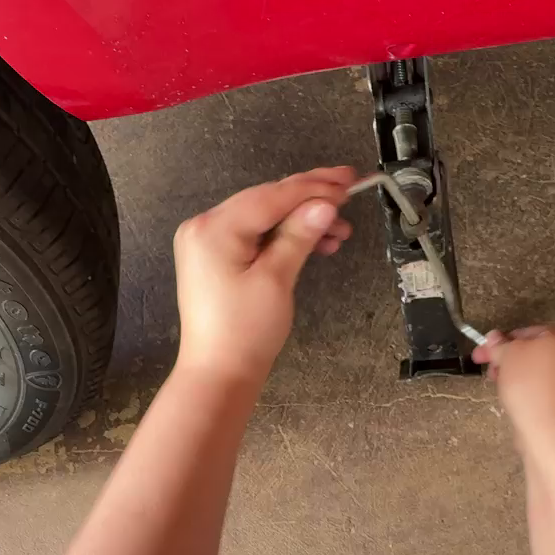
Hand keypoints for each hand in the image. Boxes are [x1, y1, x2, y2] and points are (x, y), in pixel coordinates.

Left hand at [172, 166, 355, 384]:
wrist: (219, 373)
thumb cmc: (245, 332)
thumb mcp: (276, 280)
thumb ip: (298, 236)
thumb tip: (325, 205)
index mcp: (214, 228)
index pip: (271, 196)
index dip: (313, 188)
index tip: (348, 181)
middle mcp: (205, 227)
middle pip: (266, 201)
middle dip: (310, 200)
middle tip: (349, 193)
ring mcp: (208, 242)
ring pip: (264, 218)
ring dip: (302, 221)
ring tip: (339, 231)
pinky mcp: (216, 258)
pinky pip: (255, 235)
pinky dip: (284, 237)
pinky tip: (315, 242)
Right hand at [472, 325, 554, 444]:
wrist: (552, 429)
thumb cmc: (534, 387)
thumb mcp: (508, 355)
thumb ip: (499, 345)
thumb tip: (493, 339)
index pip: (526, 332)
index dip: (501, 342)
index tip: (484, 352)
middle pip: (532, 353)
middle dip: (508, 361)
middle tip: (492, 371)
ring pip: (537, 374)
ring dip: (516, 378)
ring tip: (503, 390)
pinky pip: (543, 392)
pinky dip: (529, 394)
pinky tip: (518, 403)